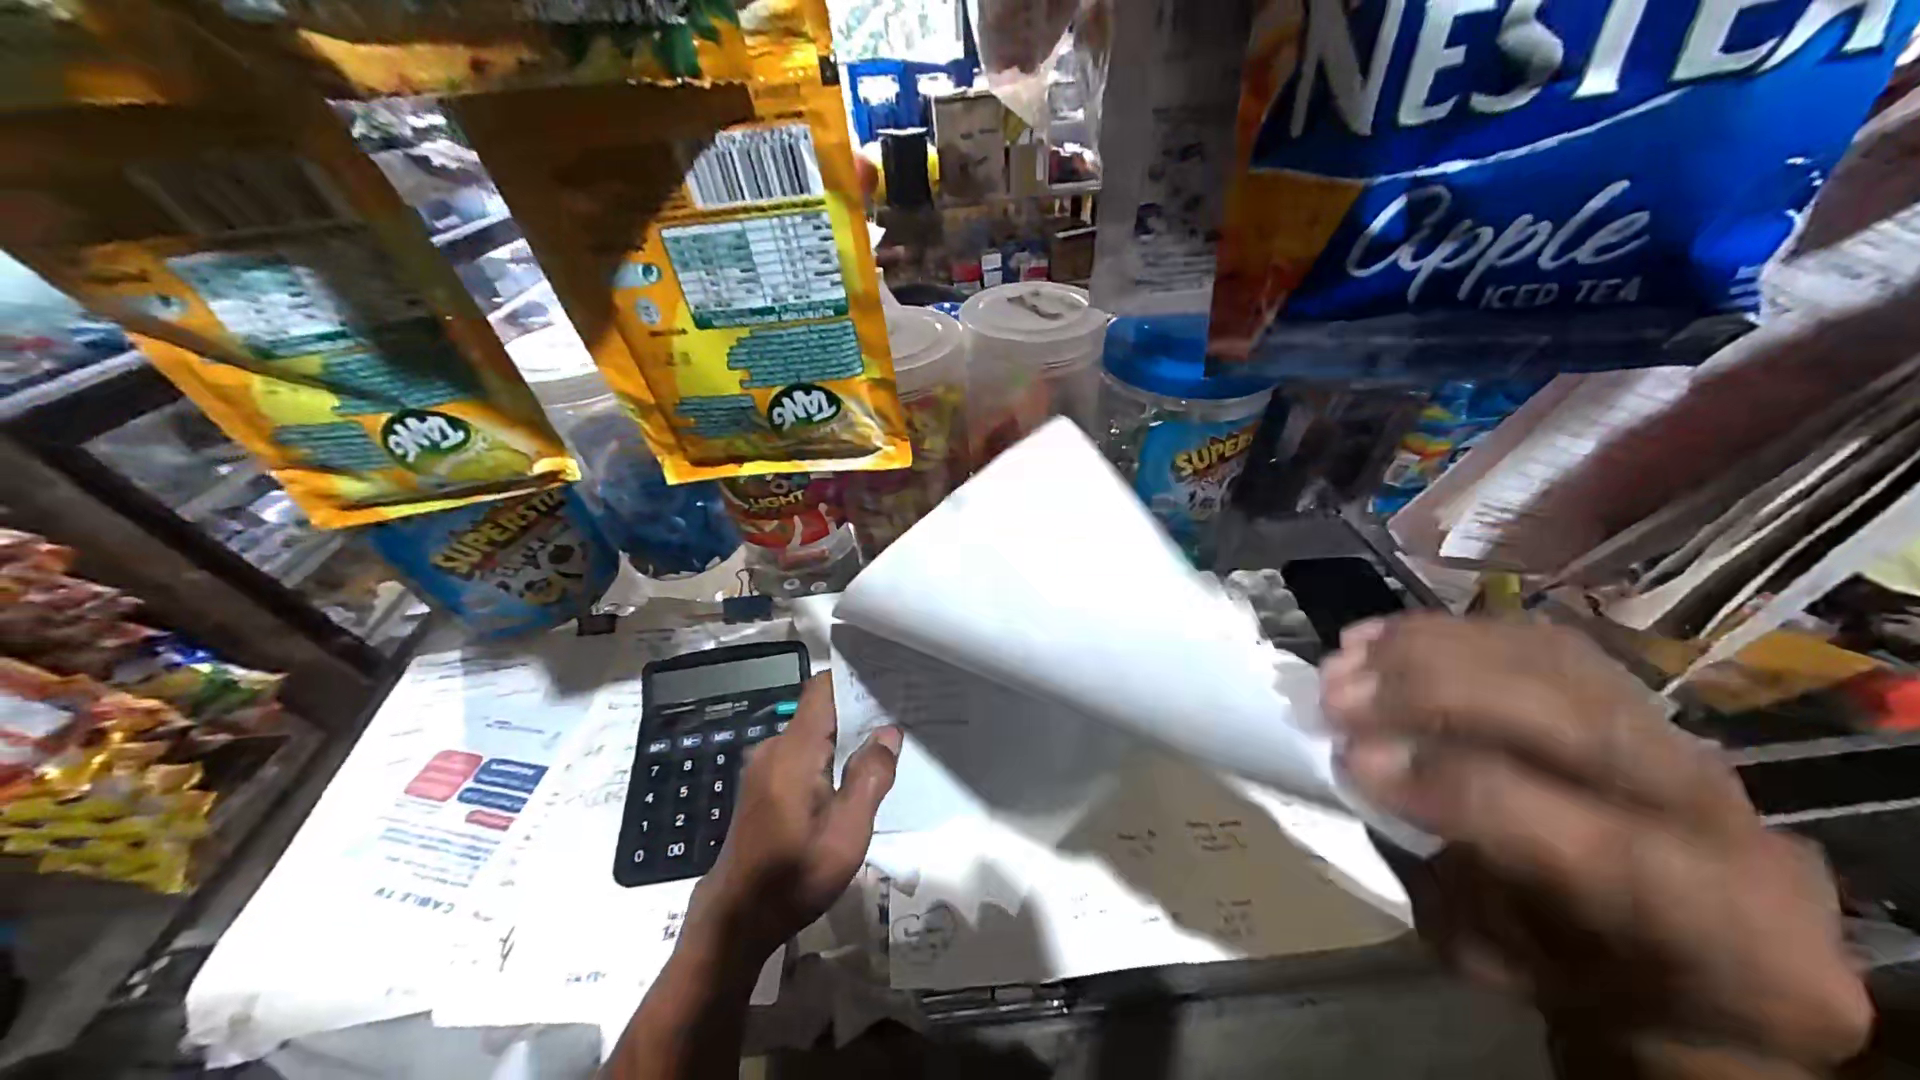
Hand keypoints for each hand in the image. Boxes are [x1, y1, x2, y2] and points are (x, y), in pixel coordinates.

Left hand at [687, 674, 900, 960]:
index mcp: (794, 751)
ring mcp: (765, 767)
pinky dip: (829, 756)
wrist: (736, 919)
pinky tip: (853, 774)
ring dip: (846, 737)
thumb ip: (870, 777)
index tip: (890, 680)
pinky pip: (803, 755)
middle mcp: (775, 748)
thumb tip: (889, 732)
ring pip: (813, 735)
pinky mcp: (763, 785)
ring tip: (886, 743)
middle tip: (903, 714)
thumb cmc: (794, 876)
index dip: (855, 679)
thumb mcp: (846, 833)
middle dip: (860, 710)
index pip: (822, 690)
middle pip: (820, 711)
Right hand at [1321, 615, 1868, 1071]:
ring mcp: (1675, 736)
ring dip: (1428, 649)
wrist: (1682, 941)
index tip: (1351, 761)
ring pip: (1554, 662)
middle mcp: (1712, 813)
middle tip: (1334, 695)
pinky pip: (1533, 641)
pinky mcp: (1625, 692)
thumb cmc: (1576, 969)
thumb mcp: (1505, 960)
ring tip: (1345, 656)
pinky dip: (1444, 632)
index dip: (1457, 788)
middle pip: (1578, 721)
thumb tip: (1369, 772)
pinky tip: (1378, 638)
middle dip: (1437, 695)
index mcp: (1714, 925)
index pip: (1593, 841)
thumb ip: (1439, 875)